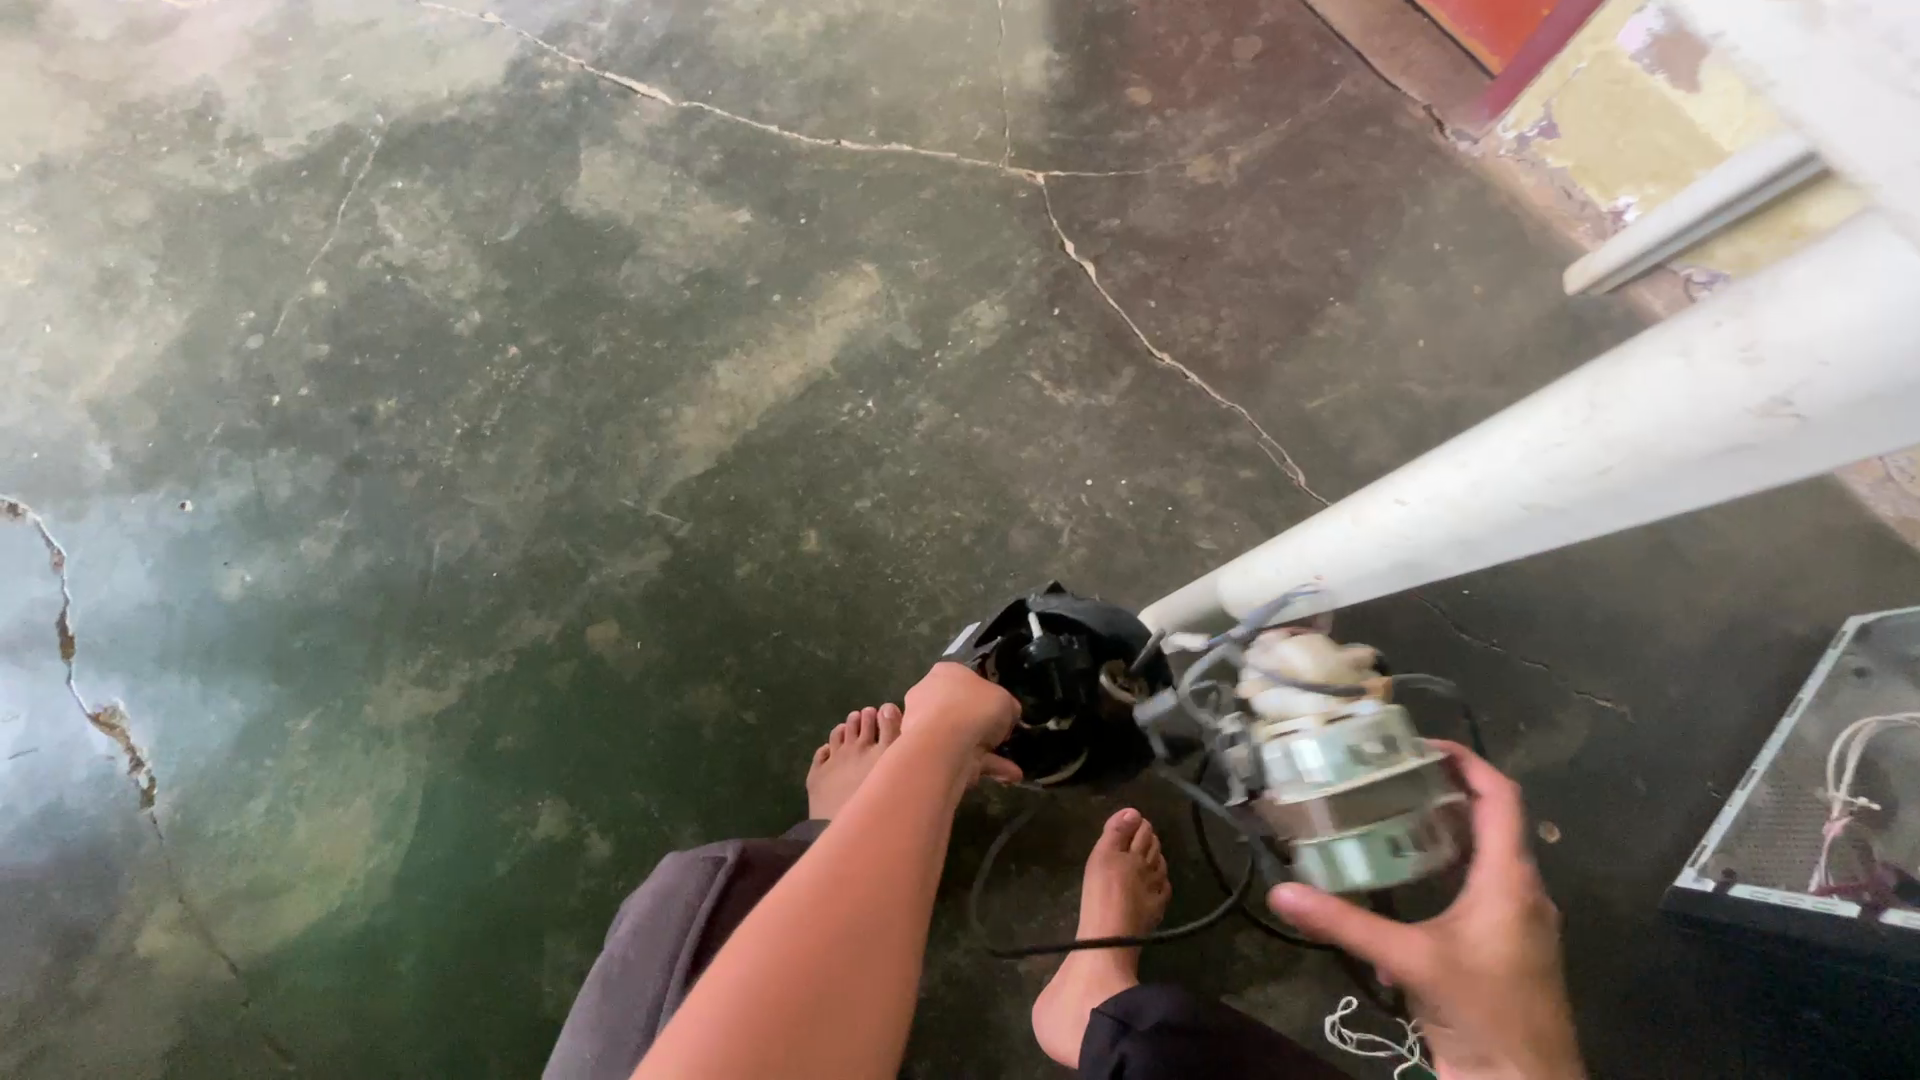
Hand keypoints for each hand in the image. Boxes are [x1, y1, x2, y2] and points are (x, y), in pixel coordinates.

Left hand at [900, 662, 1022, 783]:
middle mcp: (928, 695)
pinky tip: (1006, 777)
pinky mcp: (927, 752)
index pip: (967, 680)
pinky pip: (959, 757)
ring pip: (960, 737)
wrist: (942, 744)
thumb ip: (1007, 706)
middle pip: (960, 709)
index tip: (1000, 711)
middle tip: (1001, 736)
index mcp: (946, 672)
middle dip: (981, 725)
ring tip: (1011, 767)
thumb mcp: (1006, 700)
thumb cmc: (974, 709)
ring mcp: (924, 725)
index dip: (986, 696)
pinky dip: (982, 766)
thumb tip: (1008, 714)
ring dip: (986, 750)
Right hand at [1267, 740, 1583, 1079]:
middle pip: (1489, 819)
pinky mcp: (1500, 943)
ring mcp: (1513, 919)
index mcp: (1511, 881)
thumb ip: (1345, 924)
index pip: (1501, 799)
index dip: (1466, 762)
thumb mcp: (1410, 961)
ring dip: (1438, 825)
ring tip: (1383, 807)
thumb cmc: (1483, 1014)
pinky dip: (1439, 863)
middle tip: (1383, 771)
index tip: (1417, 743)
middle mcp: (1519, 891)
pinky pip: (1474, 883)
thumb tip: (1282, 891)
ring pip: (1480, 851)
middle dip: (1440, 788)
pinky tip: (1396, 870)